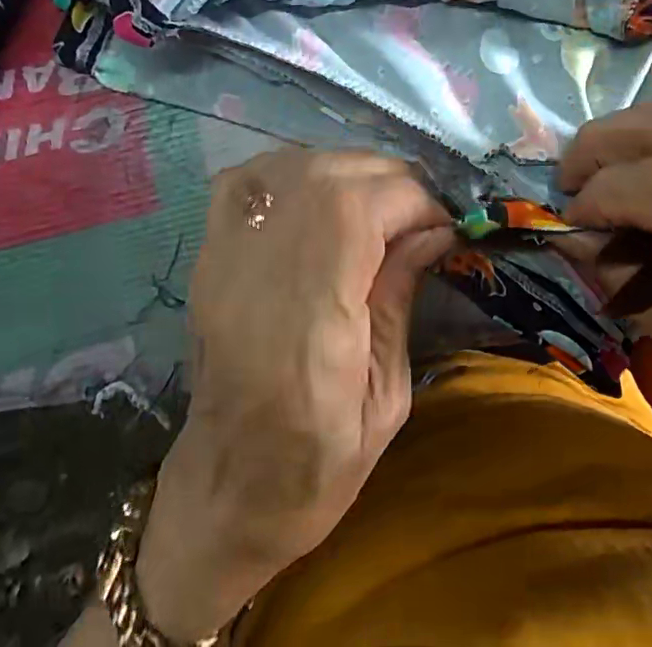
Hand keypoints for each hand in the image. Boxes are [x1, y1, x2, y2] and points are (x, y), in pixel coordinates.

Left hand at [136, 150, 452, 639]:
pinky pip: (251, 176)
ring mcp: (224, 256)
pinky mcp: (208, 253)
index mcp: (310, 321)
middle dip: (389, 180)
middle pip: (327, 175)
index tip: (443, 227)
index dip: (412, 201)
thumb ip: (400, 300)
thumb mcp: (384, 400)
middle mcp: (259, 272)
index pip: (358, 209)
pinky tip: (320, 199)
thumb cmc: (315, 465)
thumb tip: (434, 230)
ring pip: (292, 164)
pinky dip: (297, 172)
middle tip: (417, 218)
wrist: (224, 486)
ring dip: (348, 171)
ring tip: (377, 207)